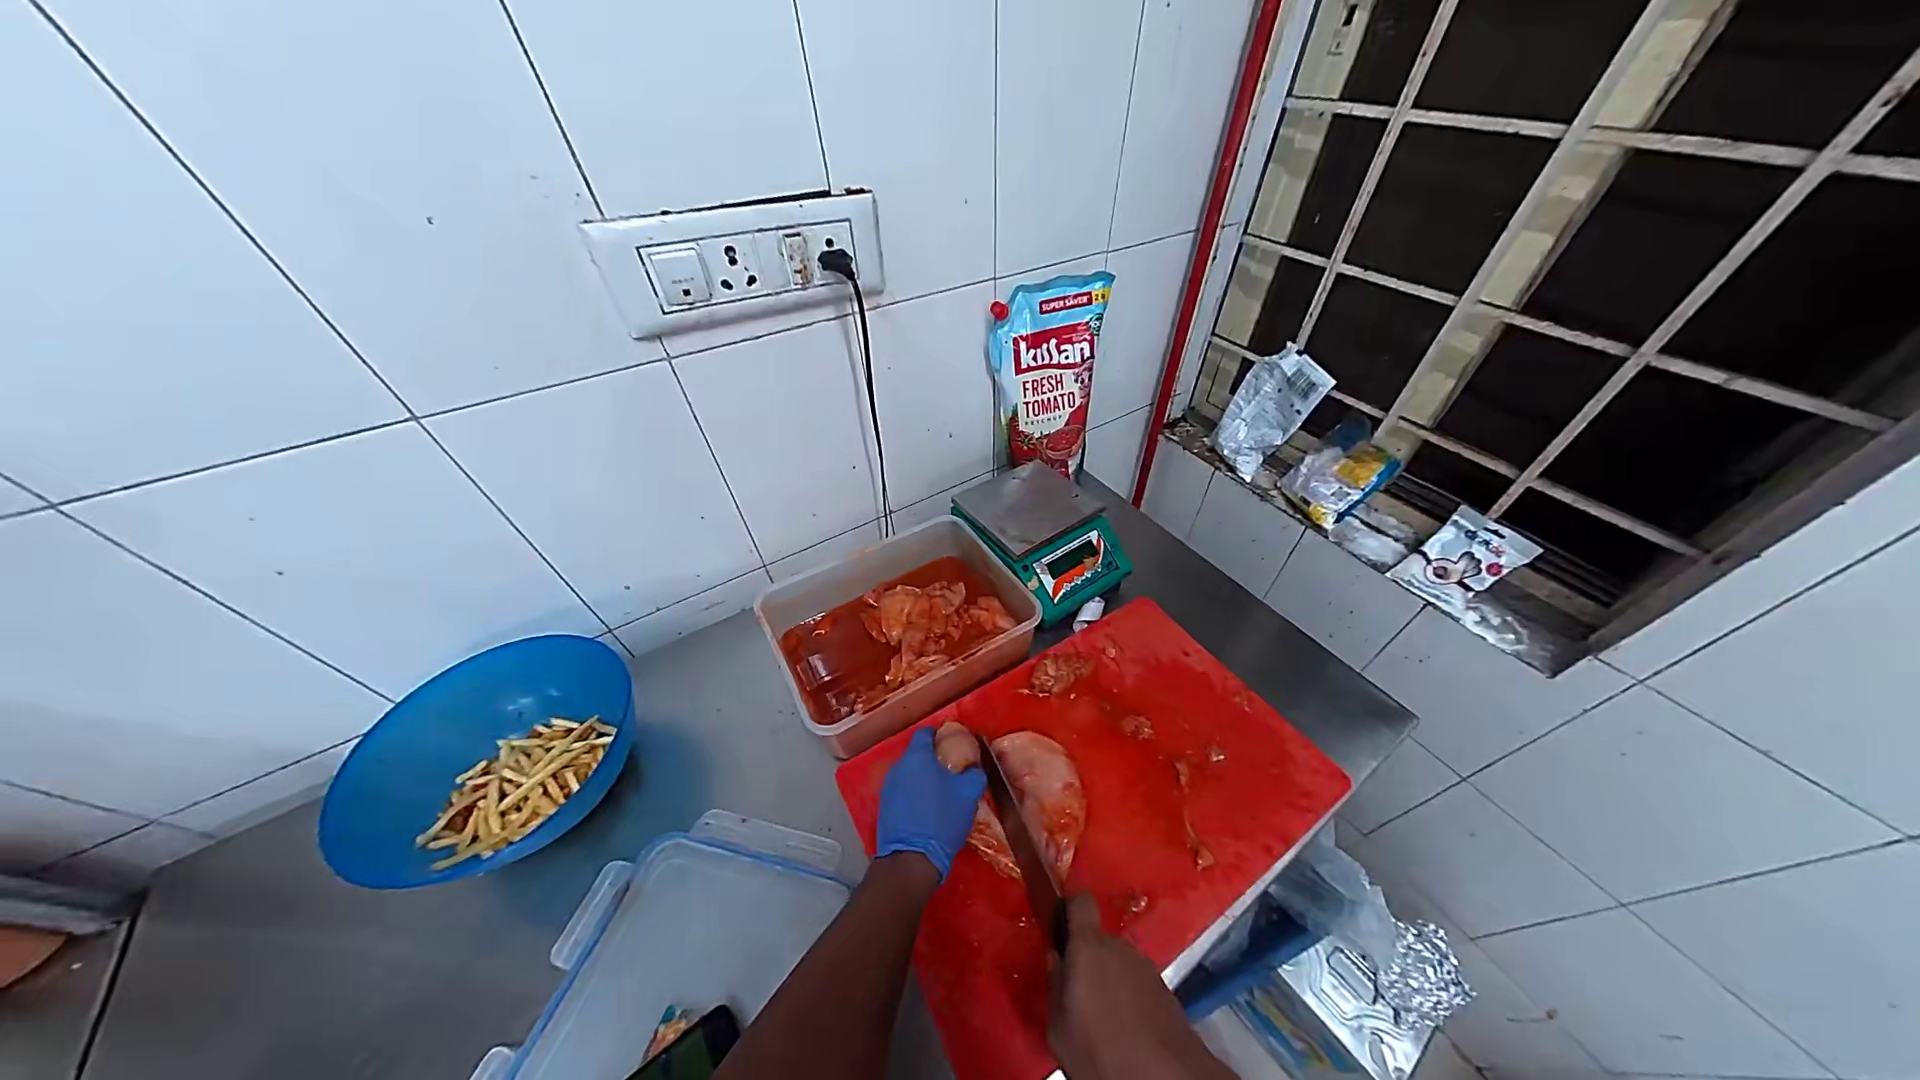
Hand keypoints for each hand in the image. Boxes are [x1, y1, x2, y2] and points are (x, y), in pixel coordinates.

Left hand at [875, 728, 986, 879]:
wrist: (912, 858)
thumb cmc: (942, 818)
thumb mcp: (968, 794)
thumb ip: (973, 774)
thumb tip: (974, 767)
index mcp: (916, 756)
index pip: (925, 732)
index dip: (939, 734)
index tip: (952, 742)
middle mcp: (898, 767)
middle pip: (916, 754)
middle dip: (932, 758)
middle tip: (951, 769)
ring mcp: (888, 787)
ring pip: (908, 773)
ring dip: (923, 778)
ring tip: (940, 791)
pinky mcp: (884, 807)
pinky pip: (902, 791)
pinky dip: (914, 794)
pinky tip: (926, 808)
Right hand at [1049, 896, 1234, 1079]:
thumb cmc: (1103, 1051)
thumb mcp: (1059, 1029)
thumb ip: (1054, 985)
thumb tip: (1056, 959)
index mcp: (1089, 947)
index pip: (1081, 902)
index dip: (1069, 907)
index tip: (1059, 925)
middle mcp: (1120, 948)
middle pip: (1098, 939)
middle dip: (1086, 959)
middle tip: (1076, 993)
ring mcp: (1146, 968)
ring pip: (1118, 962)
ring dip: (1108, 980)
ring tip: (1101, 1017)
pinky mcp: (1165, 991)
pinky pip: (1136, 983)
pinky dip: (1129, 997)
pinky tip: (1125, 1029)